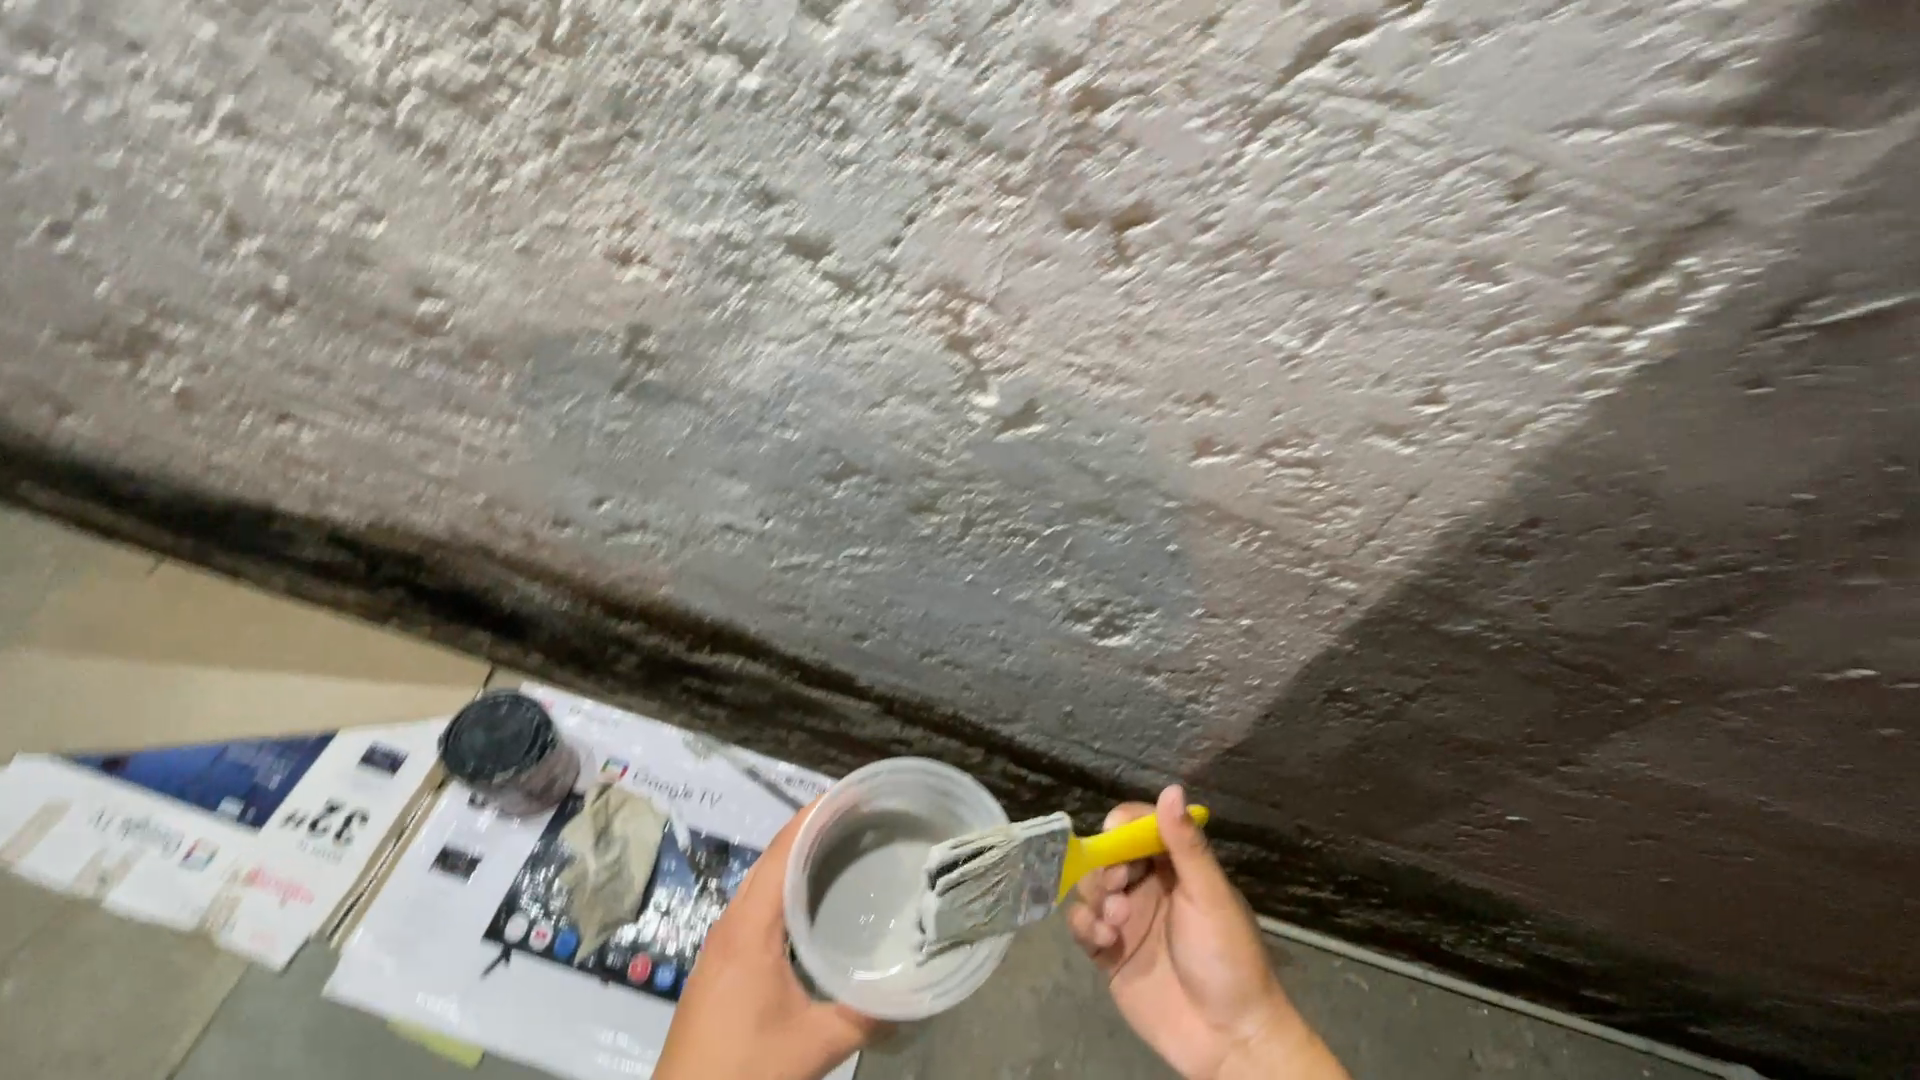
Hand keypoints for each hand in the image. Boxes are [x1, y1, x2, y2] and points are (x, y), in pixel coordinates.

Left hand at [656, 798, 882, 1079]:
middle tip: (862, 816)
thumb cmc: (743, 1069)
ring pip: (762, 880)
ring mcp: (722, 941)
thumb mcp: (815, 1044)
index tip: (853, 794)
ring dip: (798, 856)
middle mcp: (732, 922)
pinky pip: (756, 903)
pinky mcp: (721, 960)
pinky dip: (785, 885)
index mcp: (750, 927)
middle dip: (813, 828)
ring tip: (845, 845)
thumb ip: (866, 1015)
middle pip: (772, 857)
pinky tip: (813, 900)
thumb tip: (914, 990)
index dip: (815, 815)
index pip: (783, 850)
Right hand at [1068, 786, 1347, 1079]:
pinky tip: (1105, 942)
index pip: (1139, 827)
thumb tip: (1171, 788)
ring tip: (1116, 923)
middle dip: (1104, 866)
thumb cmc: (1227, 958)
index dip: (1122, 826)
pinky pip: (1083, 927)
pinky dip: (1086, 928)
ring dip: (1095, 899)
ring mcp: (1127, 921)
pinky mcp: (1110, 954)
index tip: (1113, 835)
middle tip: (1117, 887)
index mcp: (1175, 868)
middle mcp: (1148, 888)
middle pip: (1107, 856)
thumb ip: (1185, 845)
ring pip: (1090, 890)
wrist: (1228, 1038)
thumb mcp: (1210, 895)